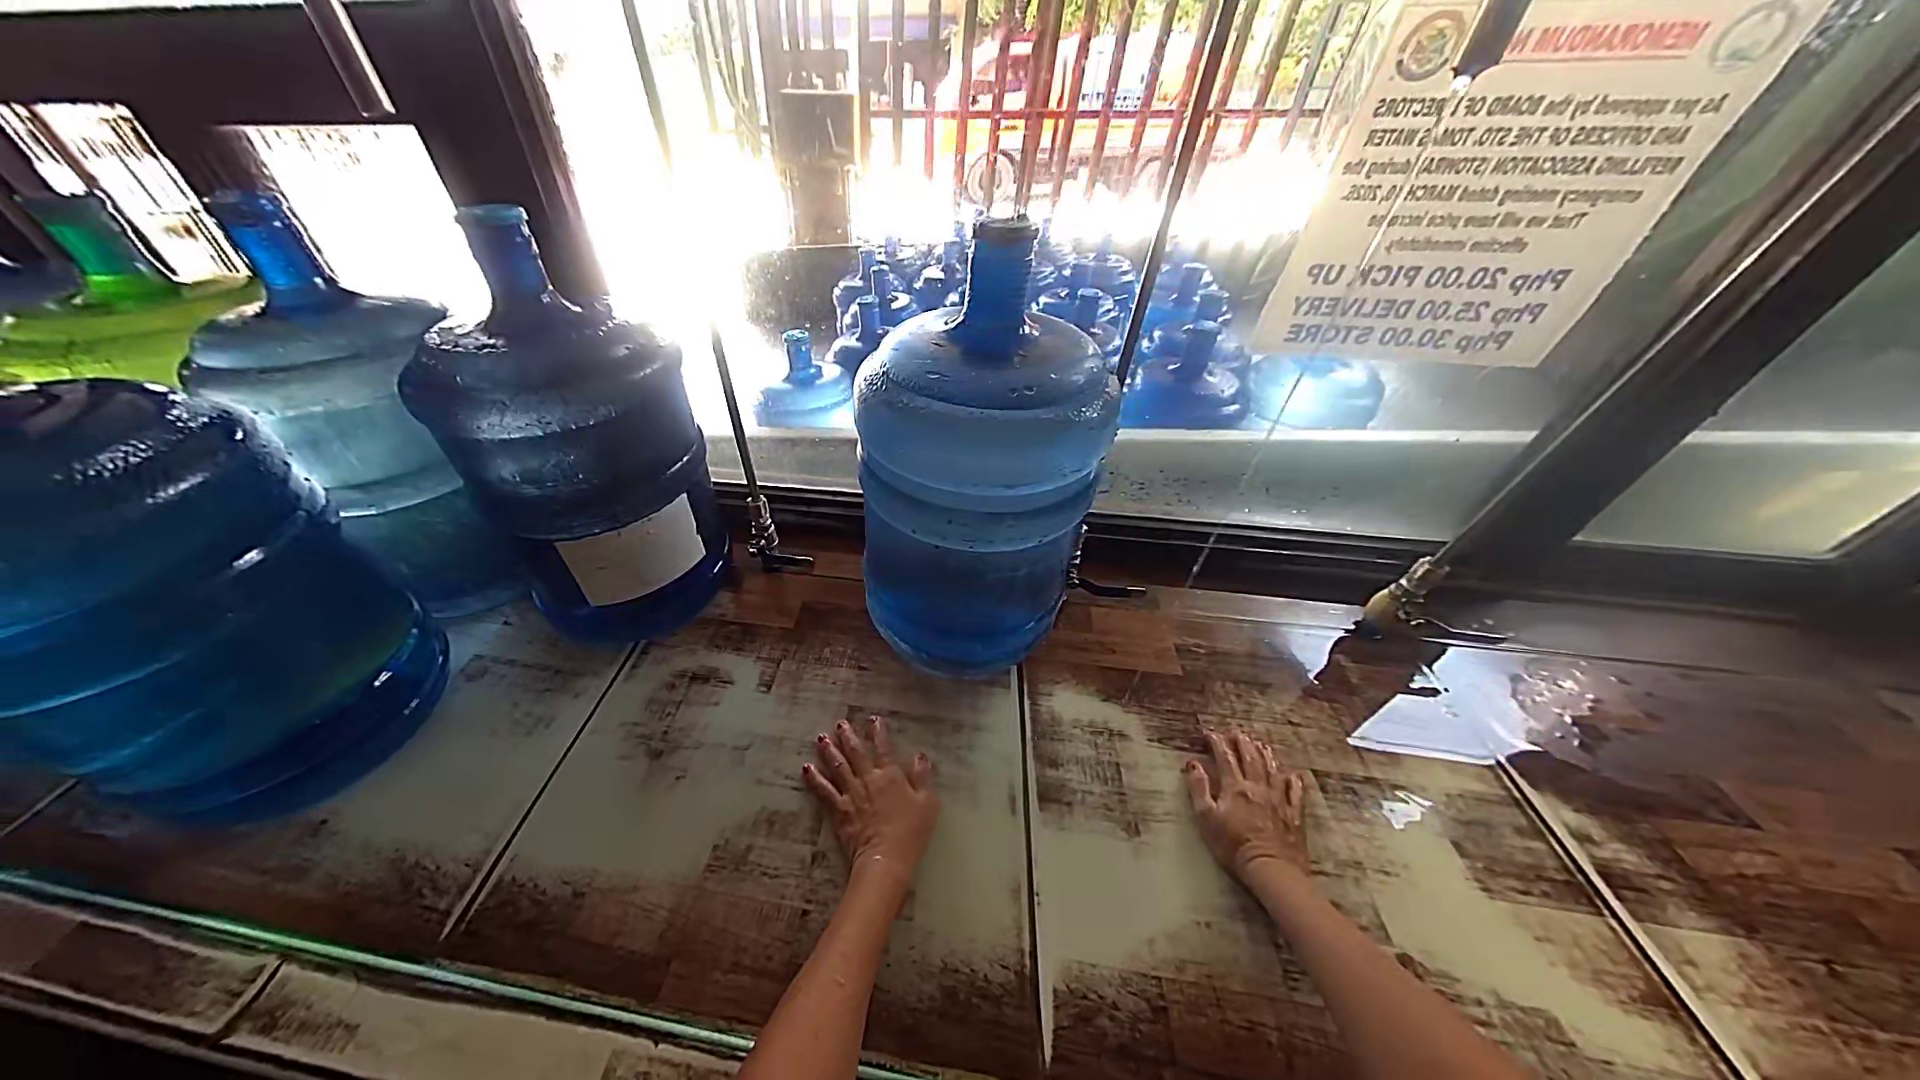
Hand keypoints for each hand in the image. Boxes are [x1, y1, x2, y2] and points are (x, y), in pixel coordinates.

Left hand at [803, 716, 939, 888]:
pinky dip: (814, 779)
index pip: (883, 748)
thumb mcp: (928, 803)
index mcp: (891, 775)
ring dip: (828, 751)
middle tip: (840, 723)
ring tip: (821, 738)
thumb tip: (920, 756)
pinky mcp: (838, 811)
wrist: (885, 859)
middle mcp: (868, 779)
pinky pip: (824, 791)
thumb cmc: (911, 832)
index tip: (872, 719)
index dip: (878, 732)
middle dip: (848, 736)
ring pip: (837, 767)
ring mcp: (851, 794)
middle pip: (856, 753)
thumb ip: (923, 777)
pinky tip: (806, 768)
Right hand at [1186, 729, 1310, 880]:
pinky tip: (1292, 774)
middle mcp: (1257, 787)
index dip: (1217, 743)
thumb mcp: (1206, 818)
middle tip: (1237, 732)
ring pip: (1272, 770)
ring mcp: (1278, 800)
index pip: (1225, 758)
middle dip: (1242, 743)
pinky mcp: (1294, 815)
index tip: (1210, 733)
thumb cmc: (1232, 846)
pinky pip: (1295, 792)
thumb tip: (1193, 764)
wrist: (1270, 868)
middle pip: (1250, 759)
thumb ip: (1199, 788)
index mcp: (1235, 787)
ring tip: (1260, 744)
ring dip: (1265, 755)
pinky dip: (1293, 781)